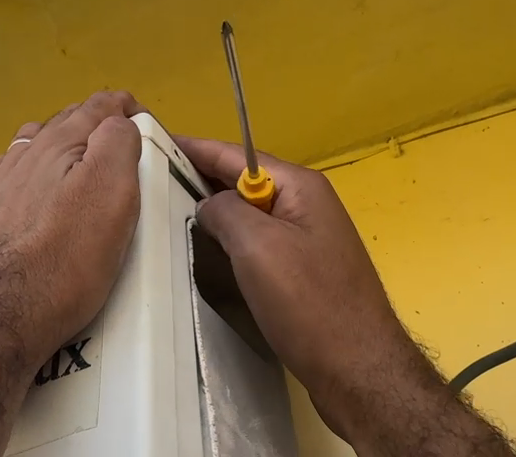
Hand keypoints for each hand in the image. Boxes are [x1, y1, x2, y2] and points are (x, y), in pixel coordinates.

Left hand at [0, 90, 145, 371]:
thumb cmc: (64, 256)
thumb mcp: (111, 193)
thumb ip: (118, 143)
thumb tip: (119, 123)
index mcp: (60, 141)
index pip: (99, 105)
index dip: (126, 107)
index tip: (145, 121)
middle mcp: (26, 151)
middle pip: (67, 120)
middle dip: (97, 124)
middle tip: (123, 146)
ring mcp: (0, 180)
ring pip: (36, 142)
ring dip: (62, 142)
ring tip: (81, 163)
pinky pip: (11, 172)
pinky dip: (31, 169)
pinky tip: (35, 189)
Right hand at [176, 136, 511, 456]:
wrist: (362, 376)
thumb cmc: (309, 304)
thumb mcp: (257, 246)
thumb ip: (224, 211)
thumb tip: (208, 205)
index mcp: (299, 186)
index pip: (236, 154)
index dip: (196, 147)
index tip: (157, 141)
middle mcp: (307, 203)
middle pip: (244, 181)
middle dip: (203, 179)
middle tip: (153, 181)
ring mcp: (309, 238)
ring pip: (251, 215)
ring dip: (217, 215)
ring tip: (172, 214)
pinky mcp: (306, 272)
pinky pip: (260, 243)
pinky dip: (233, 243)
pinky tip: (210, 253)